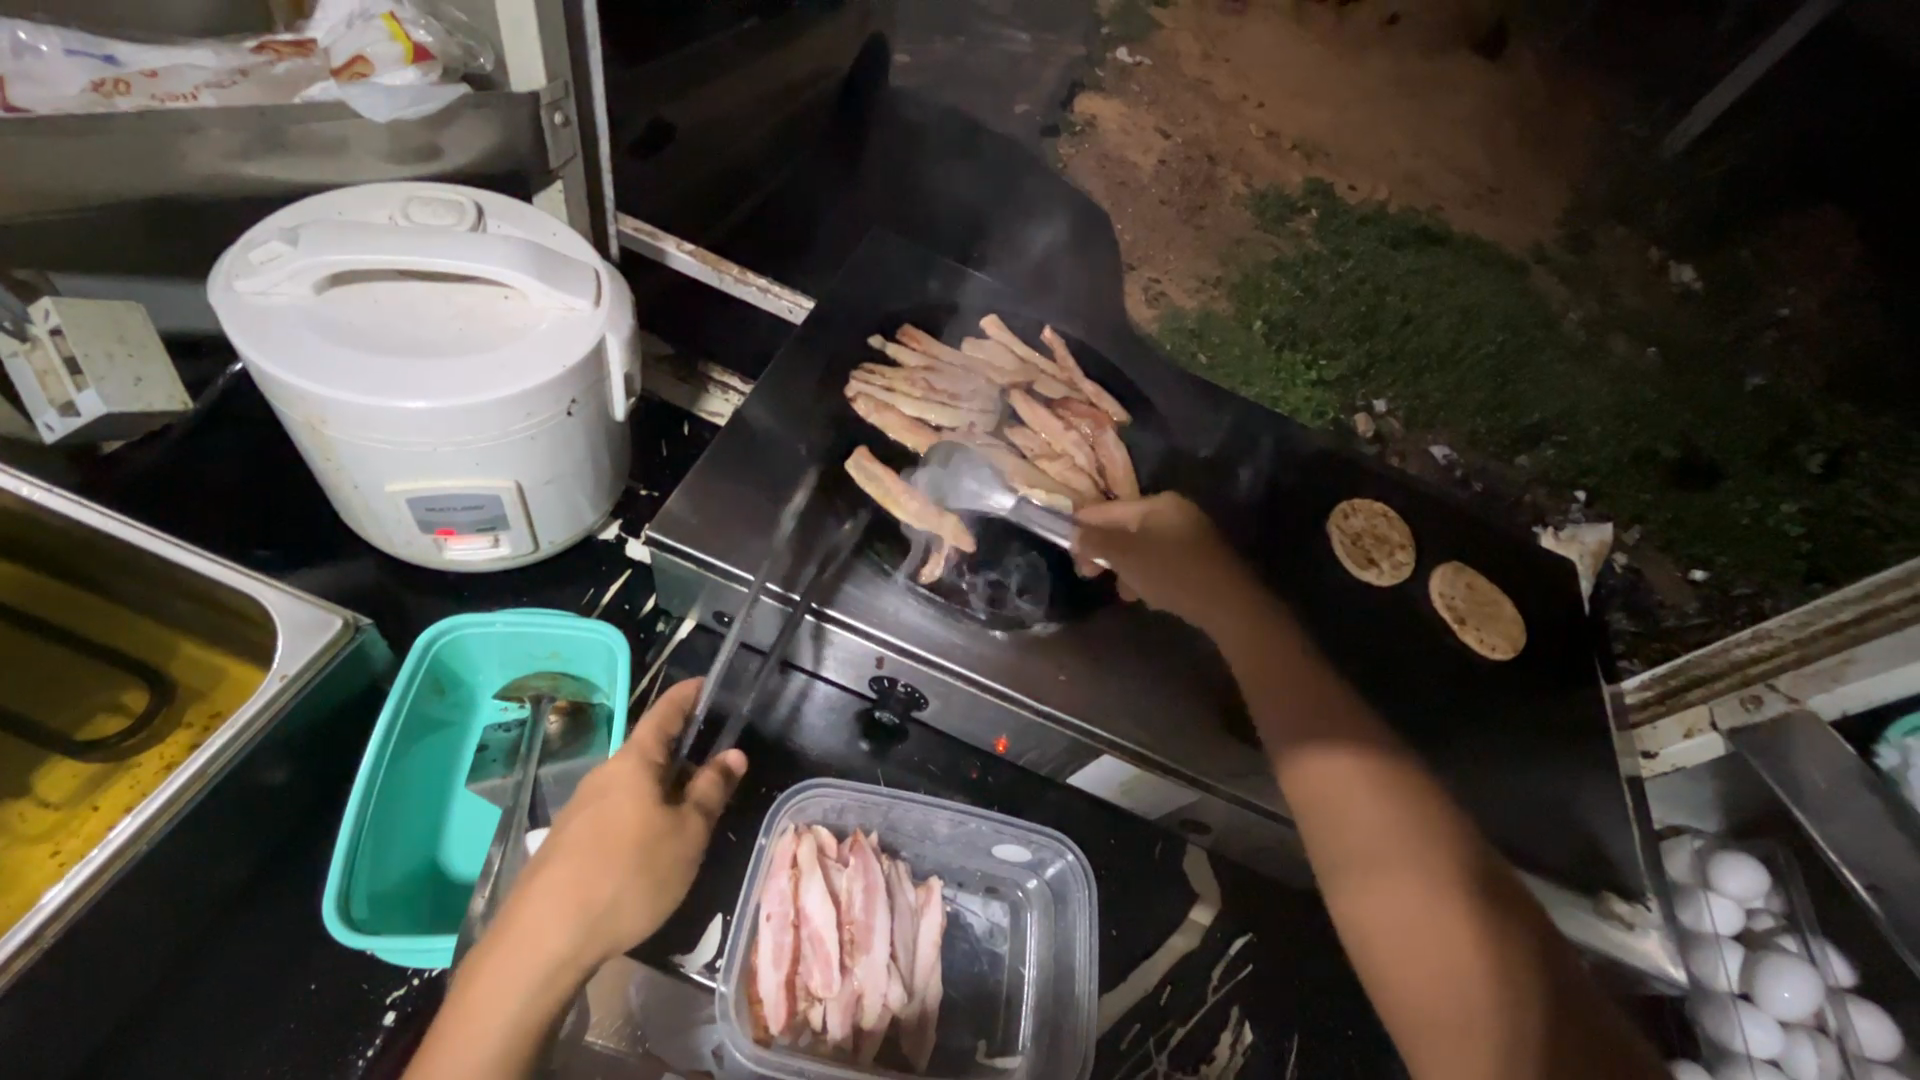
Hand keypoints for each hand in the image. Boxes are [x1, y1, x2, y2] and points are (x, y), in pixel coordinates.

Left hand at [489, 677, 746, 974]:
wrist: (543, 940)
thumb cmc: (629, 875)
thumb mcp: (687, 834)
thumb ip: (710, 791)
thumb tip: (732, 754)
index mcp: (632, 764)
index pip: (664, 714)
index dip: (687, 697)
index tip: (707, 683)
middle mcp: (603, 777)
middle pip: (648, 753)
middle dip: (683, 754)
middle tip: (719, 766)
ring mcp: (581, 811)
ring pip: (633, 787)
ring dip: (665, 790)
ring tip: (694, 812)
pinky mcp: (569, 844)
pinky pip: (617, 814)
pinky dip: (644, 816)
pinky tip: (656, 848)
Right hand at [1073, 493, 1262, 630]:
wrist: (1230, 604)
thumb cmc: (1172, 573)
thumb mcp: (1125, 556)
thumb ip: (1096, 541)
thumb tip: (1076, 533)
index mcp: (1156, 503)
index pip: (1106, 509)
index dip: (1082, 528)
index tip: (1069, 553)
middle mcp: (1174, 512)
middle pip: (1123, 528)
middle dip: (1104, 552)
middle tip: (1089, 576)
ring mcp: (1189, 535)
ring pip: (1140, 548)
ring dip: (1125, 569)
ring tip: (1125, 592)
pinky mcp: (1198, 559)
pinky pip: (1160, 562)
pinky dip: (1147, 576)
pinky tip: (1147, 596)